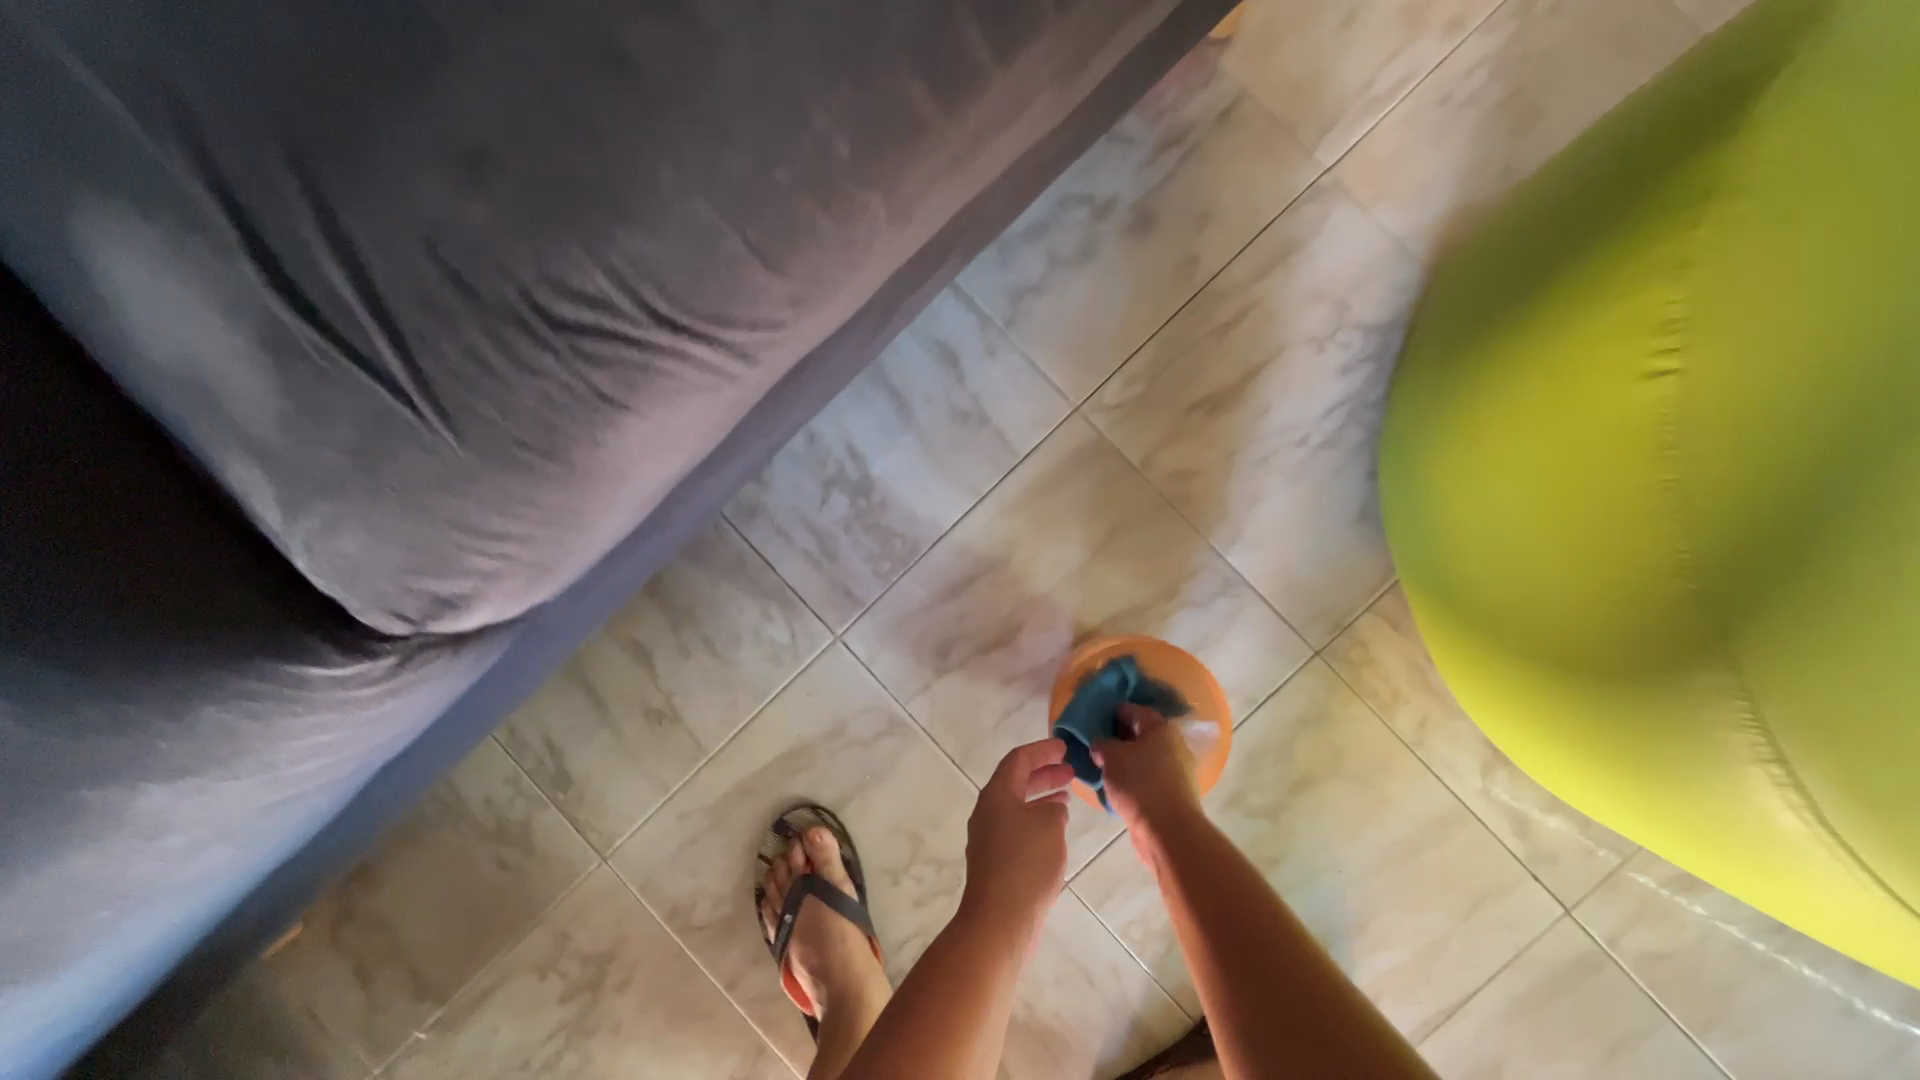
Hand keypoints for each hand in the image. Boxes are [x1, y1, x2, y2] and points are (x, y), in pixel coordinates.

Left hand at [960, 738, 1075, 942]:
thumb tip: (1051, 810)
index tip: (1064, 747)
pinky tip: (1056, 832)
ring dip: (1041, 798)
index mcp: (997, 795)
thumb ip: (1055, 809)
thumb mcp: (1051, 826)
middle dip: (1043, 774)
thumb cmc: (1026, 864)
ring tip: (1067, 797)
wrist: (1000, 919)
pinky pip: (1017, 828)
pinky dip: (1037, 821)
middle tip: (1069, 770)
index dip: (1042, 750)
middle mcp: (988, 811)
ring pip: (1017, 806)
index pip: (1018, 760)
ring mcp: (989, 838)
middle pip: (1016, 781)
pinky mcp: (995, 861)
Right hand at [1094, 705, 1201, 837]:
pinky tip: (1119, 786)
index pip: (1134, 710)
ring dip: (1128, 760)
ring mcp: (1178, 770)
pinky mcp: (1176, 792)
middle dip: (1120, 738)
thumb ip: (1102, 744)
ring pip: (1147, 757)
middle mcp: (1174, 744)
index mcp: (1161, 728)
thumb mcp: (1111, 756)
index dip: (1114, 712)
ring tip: (1105, 766)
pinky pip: (1150, 777)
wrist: (1168, 828)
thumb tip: (1101, 745)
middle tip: (1098, 743)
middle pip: (1143, 734)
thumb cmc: (1139, 783)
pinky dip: (1135, 777)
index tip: (1098, 718)